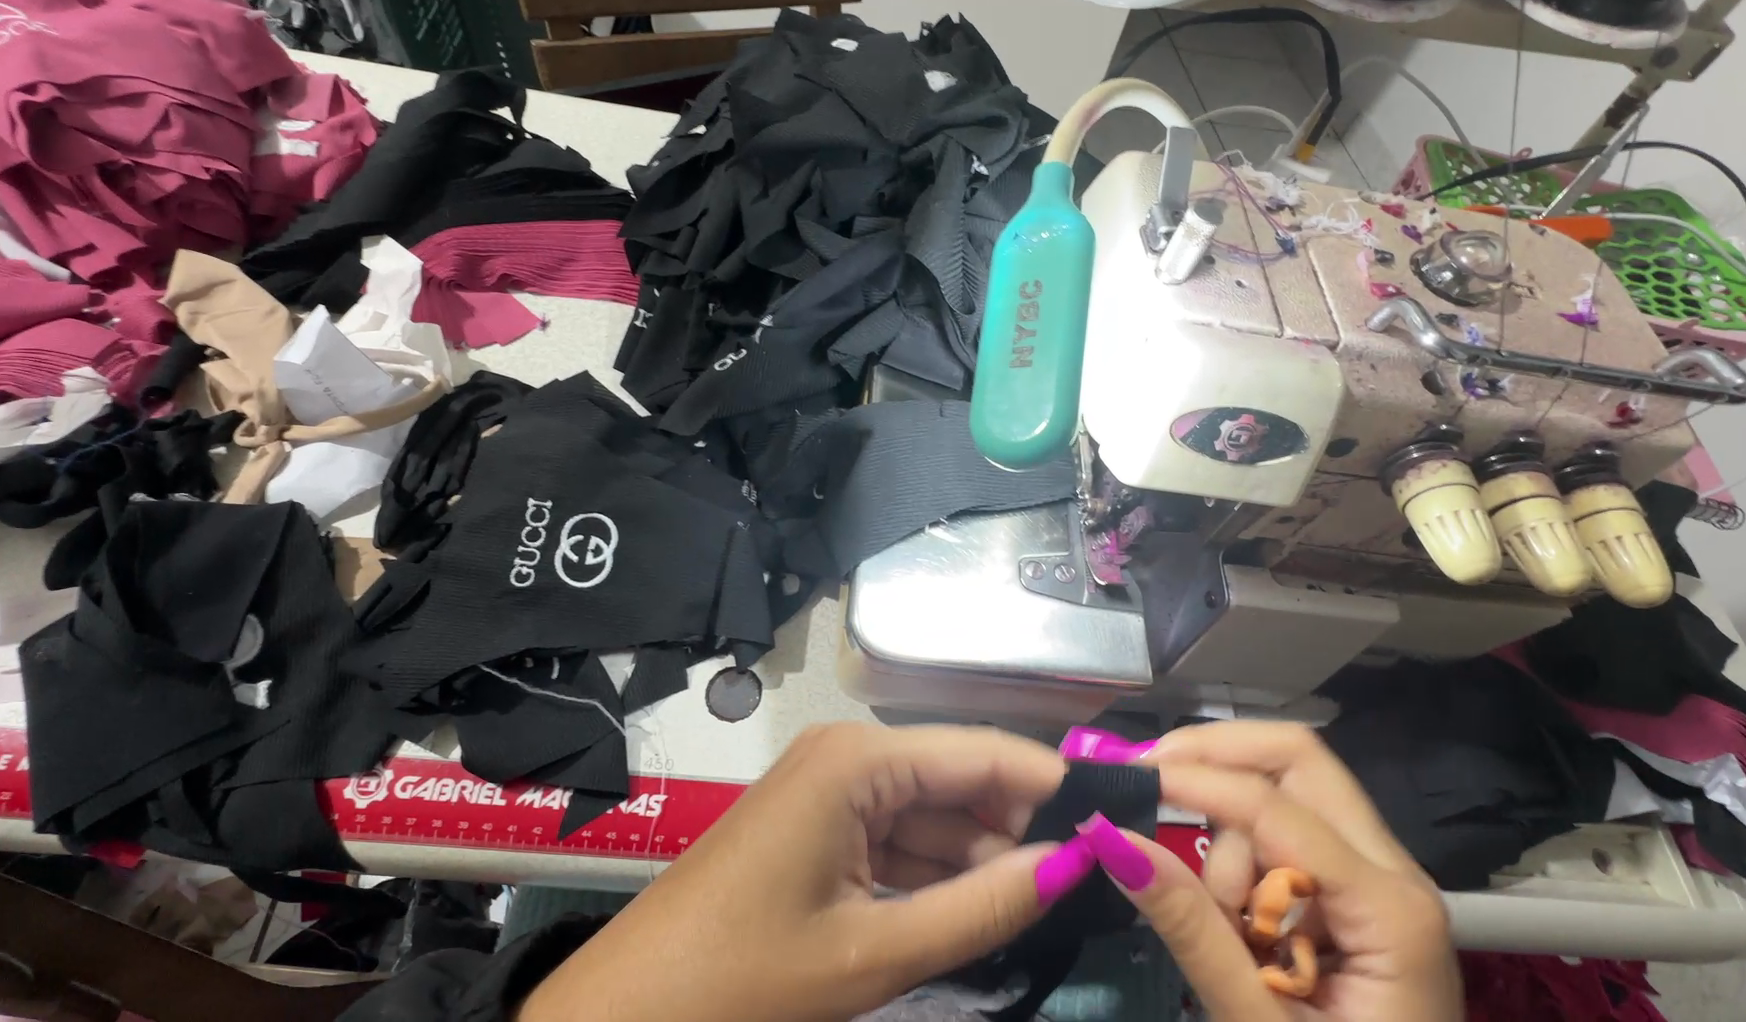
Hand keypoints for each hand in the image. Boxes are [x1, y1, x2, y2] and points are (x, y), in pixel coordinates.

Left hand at [518, 723, 1066, 1021]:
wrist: (626, 1015)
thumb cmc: (743, 977)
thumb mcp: (874, 951)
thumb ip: (982, 907)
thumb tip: (1072, 866)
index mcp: (860, 759)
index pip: (984, 751)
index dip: (1054, 784)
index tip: (1119, 820)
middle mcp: (849, 754)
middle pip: (960, 777)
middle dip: (1019, 825)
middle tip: (1089, 876)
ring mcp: (832, 788)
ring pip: (933, 812)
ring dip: (982, 854)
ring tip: (1044, 899)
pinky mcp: (820, 824)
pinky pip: (899, 836)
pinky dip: (938, 871)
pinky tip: (980, 906)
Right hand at [1084, 721, 1461, 1020]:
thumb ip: (1189, 928)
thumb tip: (1112, 836)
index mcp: (1388, 910)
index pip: (1273, 805)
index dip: (1192, 780)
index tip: (1119, 778)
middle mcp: (1395, 871)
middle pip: (1296, 758)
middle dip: (1214, 755)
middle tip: (1147, 779)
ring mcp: (1380, 876)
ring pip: (1288, 786)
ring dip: (1228, 828)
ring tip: (1222, 923)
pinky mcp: (1356, 889)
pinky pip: (1288, 828)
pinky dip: (1241, 847)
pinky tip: (1235, 916)